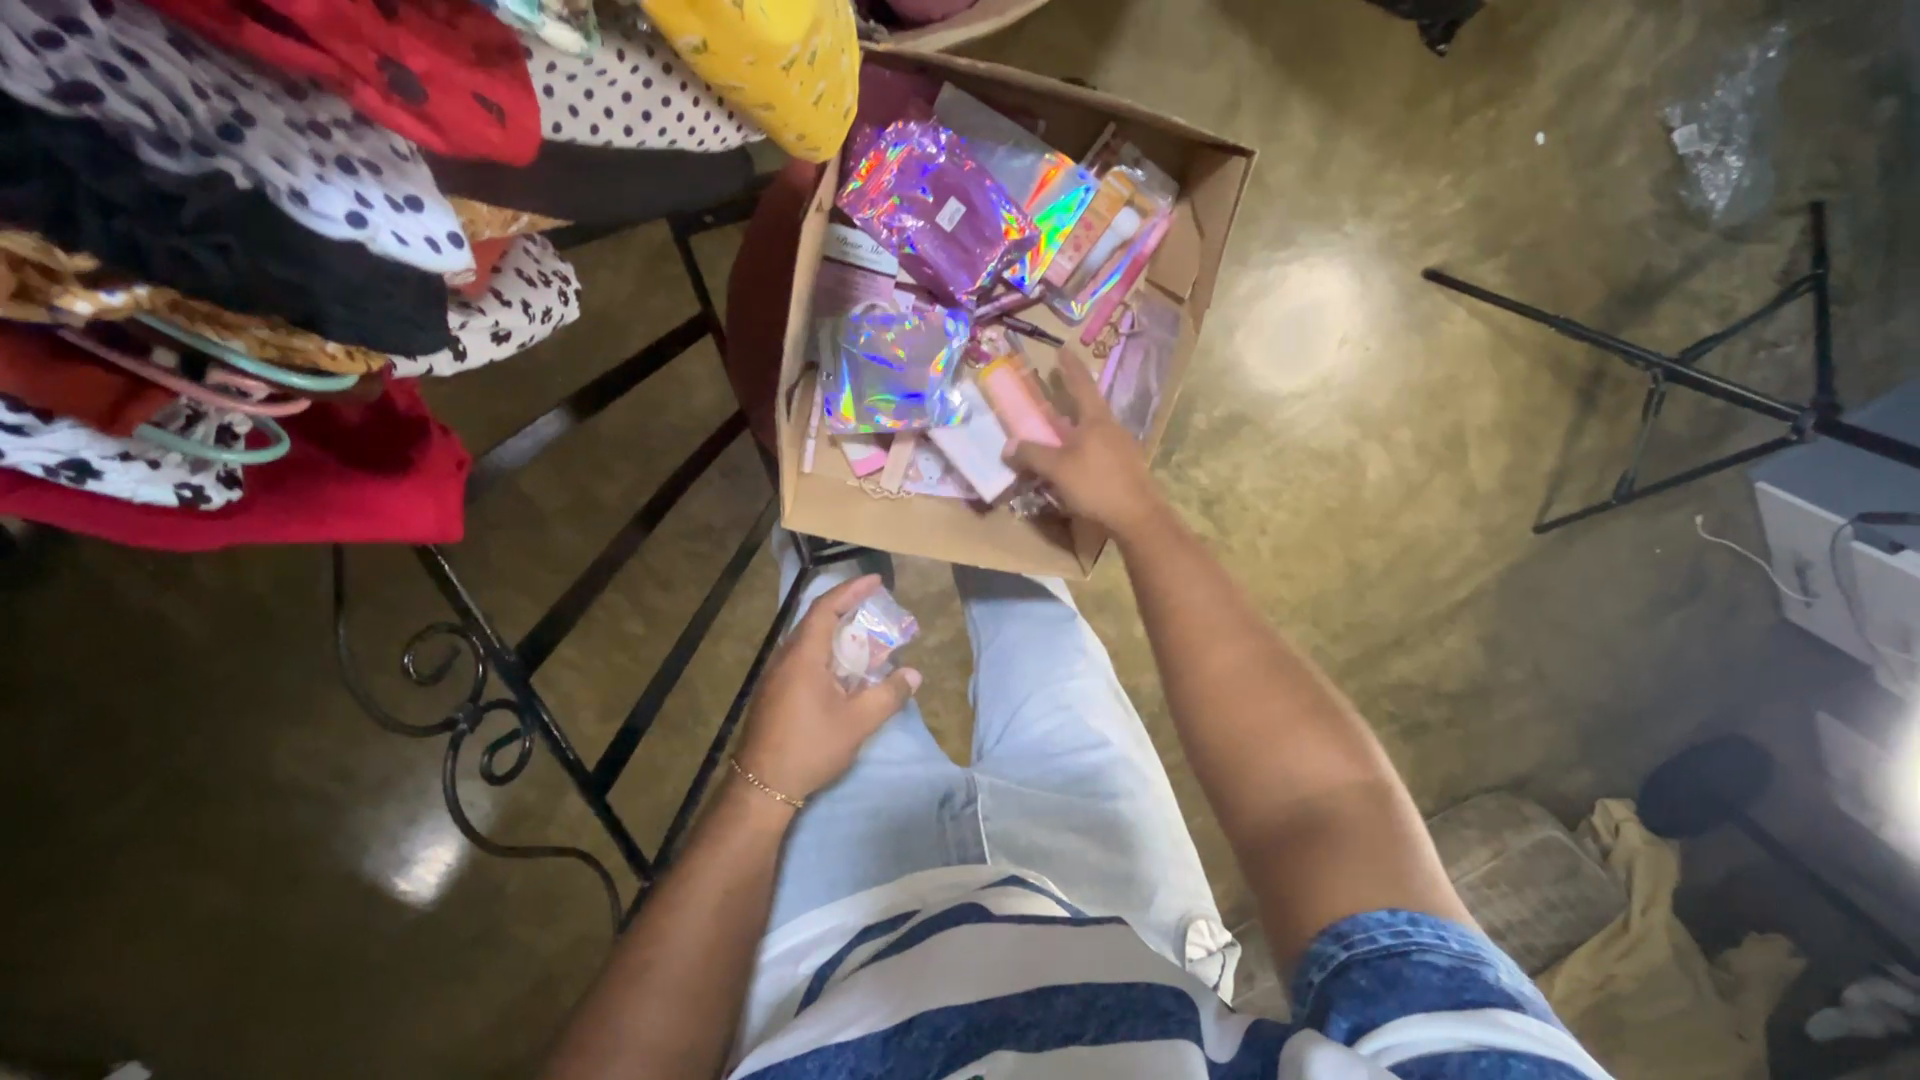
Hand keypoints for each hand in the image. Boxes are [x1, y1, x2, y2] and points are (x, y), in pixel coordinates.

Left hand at [733, 574, 920, 803]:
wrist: (762, 784)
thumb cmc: (811, 747)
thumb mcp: (858, 722)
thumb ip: (888, 694)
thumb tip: (914, 675)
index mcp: (803, 656)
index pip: (826, 608)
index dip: (851, 591)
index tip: (876, 581)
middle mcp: (786, 658)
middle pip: (817, 623)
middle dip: (849, 613)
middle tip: (878, 611)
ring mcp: (777, 677)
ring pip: (811, 644)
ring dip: (840, 639)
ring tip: (869, 643)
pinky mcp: (775, 694)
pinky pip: (805, 662)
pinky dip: (829, 658)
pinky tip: (847, 676)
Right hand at [1004, 353, 1169, 537]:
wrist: (1138, 516)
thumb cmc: (1096, 485)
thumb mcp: (1057, 469)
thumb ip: (1032, 455)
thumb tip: (1009, 447)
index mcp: (1096, 419)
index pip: (1081, 384)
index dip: (1070, 367)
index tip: (1062, 350)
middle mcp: (1111, 427)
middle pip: (1089, 407)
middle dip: (1071, 398)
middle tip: (1056, 390)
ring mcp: (1122, 447)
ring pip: (1094, 430)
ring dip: (1076, 427)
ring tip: (1059, 432)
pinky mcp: (1126, 467)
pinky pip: (1099, 449)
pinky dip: (1083, 448)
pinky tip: (1075, 462)